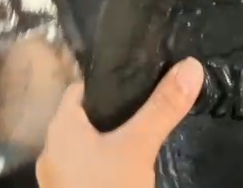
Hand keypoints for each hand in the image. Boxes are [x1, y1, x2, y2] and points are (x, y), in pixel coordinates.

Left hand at [37, 58, 204, 187]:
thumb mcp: (140, 147)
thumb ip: (162, 108)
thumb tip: (191, 65)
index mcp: (59, 125)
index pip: (82, 88)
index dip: (110, 82)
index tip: (137, 81)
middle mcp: (51, 148)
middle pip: (85, 117)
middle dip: (114, 114)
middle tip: (145, 110)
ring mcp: (57, 178)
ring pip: (87, 147)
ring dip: (109, 143)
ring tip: (141, 137)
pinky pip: (87, 169)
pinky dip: (104, 166)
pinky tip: (127, 170)